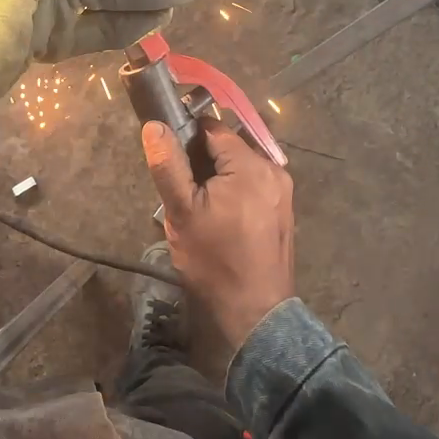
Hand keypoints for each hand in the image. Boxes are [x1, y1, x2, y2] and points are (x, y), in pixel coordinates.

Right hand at [142, 119, 294, 353]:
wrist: (255, 313)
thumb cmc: (214, 260)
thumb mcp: (181, 211)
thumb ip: (168, 165)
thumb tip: (154, 125)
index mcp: (251, 165)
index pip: (212, 129)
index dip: (187, 140)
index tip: (173, 164)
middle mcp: (274, 170)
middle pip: (227, 147)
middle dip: (203, 162)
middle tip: (185, 194)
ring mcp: (283, 191)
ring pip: (240, 166)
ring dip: (218, 177)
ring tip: (201, 209)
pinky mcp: (283, 210)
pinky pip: (253, 184)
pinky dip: (234, 191)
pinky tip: (221, 219)